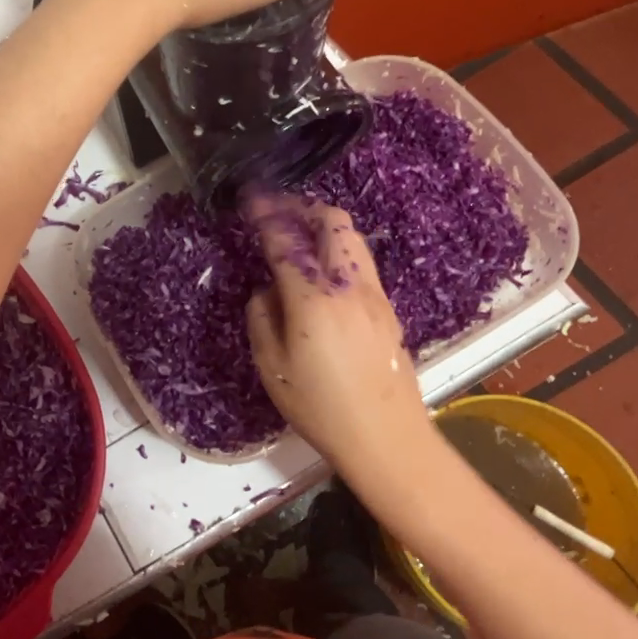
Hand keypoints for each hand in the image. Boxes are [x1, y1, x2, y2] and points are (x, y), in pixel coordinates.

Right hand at [243, 194, 433, 484]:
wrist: (387, 439)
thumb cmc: (321, 408)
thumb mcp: (272, 366)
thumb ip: (262, 317)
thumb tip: (266, 291)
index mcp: (314, 298)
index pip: (286, 241)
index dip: (266, 214)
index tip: (250, 199)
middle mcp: (349, 286)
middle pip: (333, 223)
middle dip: (302, 207)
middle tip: (276, 209)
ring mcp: (375, 296)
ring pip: (352, 239)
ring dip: (323, 226)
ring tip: (297, 234)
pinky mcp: (387, 310)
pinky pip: (360, 262)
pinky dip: (337, 250)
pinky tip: (320, 269)